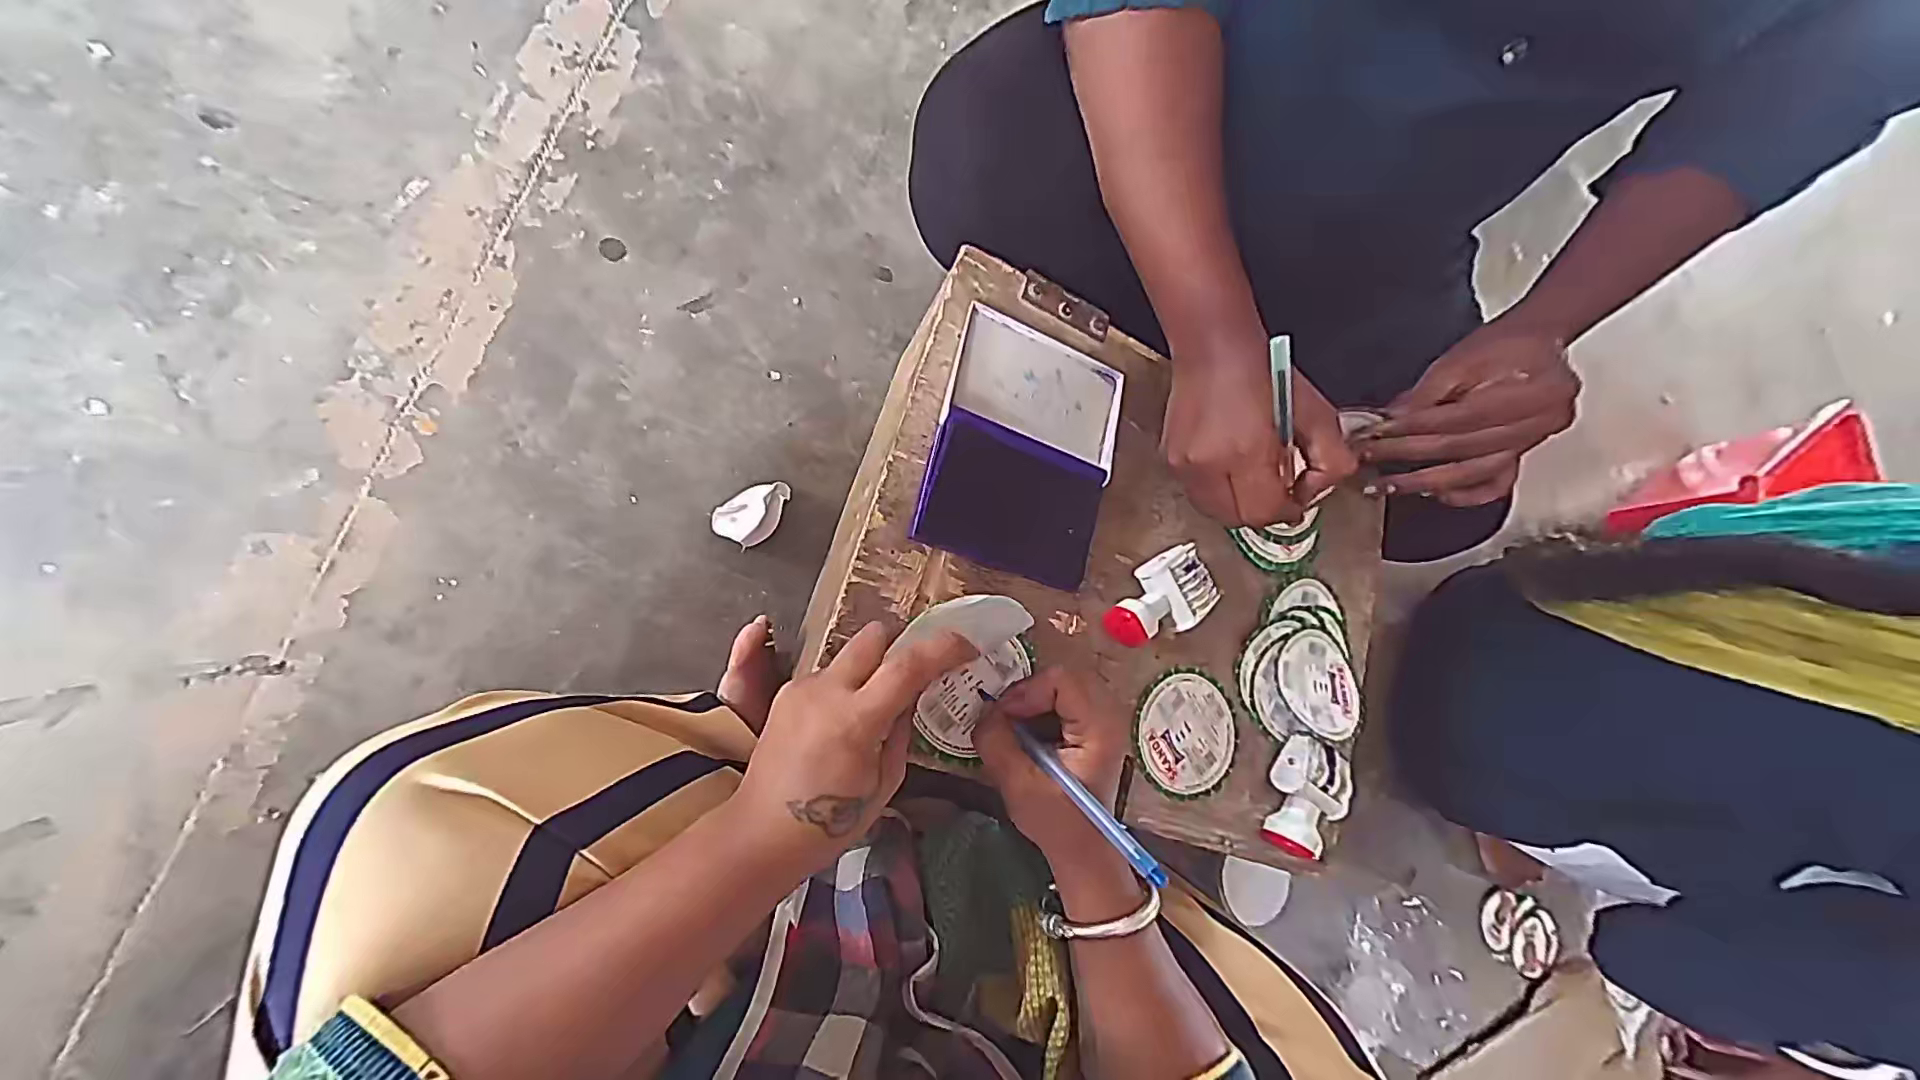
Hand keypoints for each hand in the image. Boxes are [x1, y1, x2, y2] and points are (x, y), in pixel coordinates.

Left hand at [731, 622, 974, 871]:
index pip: (907, 665)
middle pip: (873, 636)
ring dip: (869, 670)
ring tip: (872, 710)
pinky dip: (845, 686)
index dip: (943, 648)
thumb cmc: (830, 823)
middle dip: (900, 645)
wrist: (759, 835)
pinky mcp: (786, 693)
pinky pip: (828, 674)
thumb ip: (902, 731)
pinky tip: (840, 724)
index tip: (967, 647)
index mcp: (855, 720)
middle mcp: (825, 691)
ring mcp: (801, 688)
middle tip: (914, 673)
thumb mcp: (884, 783)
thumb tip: (911, 698)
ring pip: (850, 656)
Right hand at [973, 667, 1129, 861]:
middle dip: (1028, 692)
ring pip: (1064, 685)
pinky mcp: (1095, 728)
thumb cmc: (1057, 823)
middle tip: (1005, 717)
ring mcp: (1105, 721)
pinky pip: (1066, 699)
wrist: (1084, 854)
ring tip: (1014, 726)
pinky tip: (1028, 734)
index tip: (1003, 716)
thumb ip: (996, 742)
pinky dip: (1042, 709)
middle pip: (1064, 676)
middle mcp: (1110, 717)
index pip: (1061, 679)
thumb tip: (983, 712)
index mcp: (1099, 729)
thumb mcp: (1018, 785)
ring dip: (1034, 700)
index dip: (1026, 691)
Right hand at [1164, 335, 1358, 524]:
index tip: (1296, 499)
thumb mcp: (1316, 413)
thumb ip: (1332, 459)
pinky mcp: (1170, 460)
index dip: (1285, 512)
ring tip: (1252, 475)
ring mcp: (1184, 465)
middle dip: (1261, 510)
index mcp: (1246, 451)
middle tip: (1277, 490)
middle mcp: (1208, 464)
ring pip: (1214, 510)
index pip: (1263, 512)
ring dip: (1237, 502)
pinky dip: (1218, 488)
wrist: (1213, 350)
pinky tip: (1230, 463)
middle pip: (1236, 519)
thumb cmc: (1261, 373)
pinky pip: (1198, 492)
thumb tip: (1316, 490)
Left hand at [1355, 320, 1579, 505]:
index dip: (1411, 429)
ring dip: (1425, 481)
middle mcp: (1540, 421)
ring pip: (1474, 471)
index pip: (1458, 419)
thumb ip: (1424, 395)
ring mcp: (1533, 442)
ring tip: (1388, 485)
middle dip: (1408, 454)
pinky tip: (1434, 494)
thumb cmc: (1501, 348)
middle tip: (1370, 457)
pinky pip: (1494, 484)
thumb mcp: (1458, 361)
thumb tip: (1390, 420)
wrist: (1535, 344)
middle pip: (1462, 447)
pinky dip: (1464, 493)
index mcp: (1533, 391)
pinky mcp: (1523, 454)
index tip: (1376, 434)